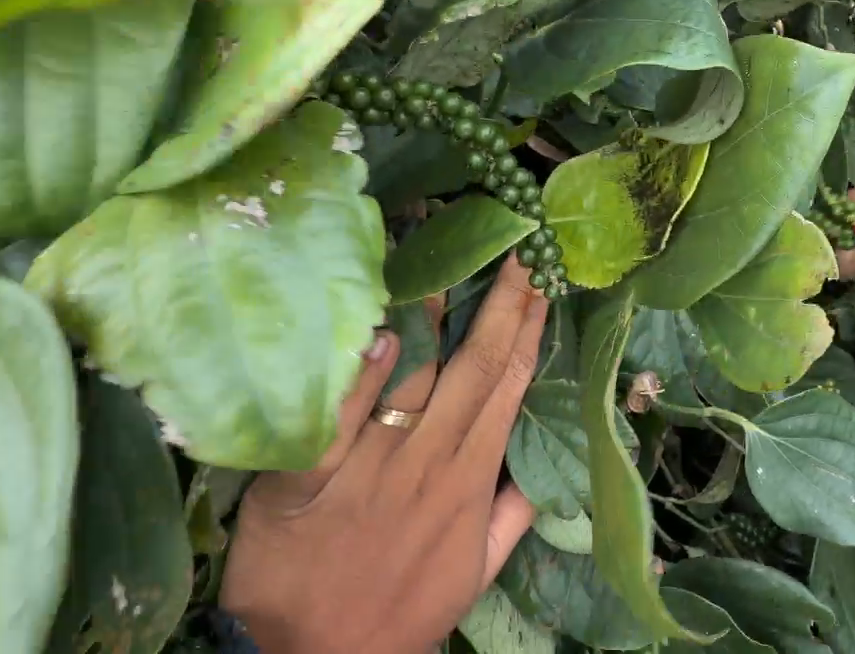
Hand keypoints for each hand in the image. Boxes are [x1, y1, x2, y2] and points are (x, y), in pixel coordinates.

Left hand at [220, 259, 549, 653]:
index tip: (544, 279)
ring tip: (450, 260)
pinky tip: (381, 335)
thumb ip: (514, 509)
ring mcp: (372, 470)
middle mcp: (432, 461)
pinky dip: (360, 380)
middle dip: (502, 304)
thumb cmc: (403, 606)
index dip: (531, 328)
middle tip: (517, 249)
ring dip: (436, 320)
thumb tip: (545, 456)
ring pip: (414, 381)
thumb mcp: (477, 570)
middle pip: (476, 368)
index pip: (511, 384)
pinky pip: (337, 423)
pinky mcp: (309, 485)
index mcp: (473, 476)